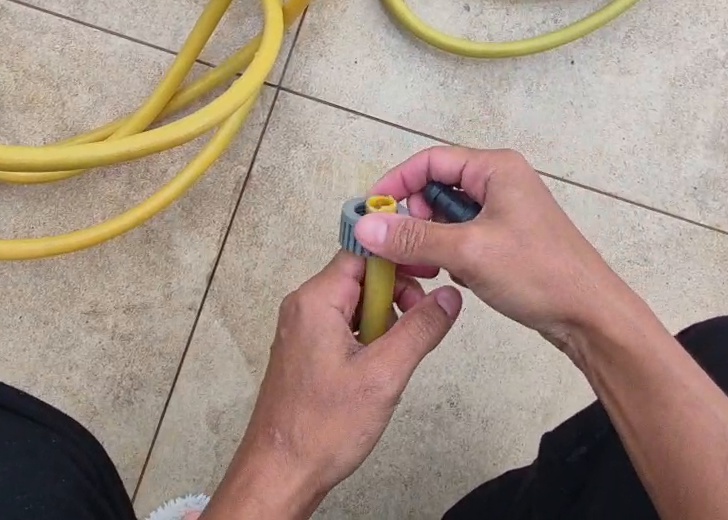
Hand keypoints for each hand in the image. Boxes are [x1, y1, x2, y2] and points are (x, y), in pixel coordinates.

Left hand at [200, 252, 462, 518]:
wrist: (279, 475)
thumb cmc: (321, 429)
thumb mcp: (383, 375)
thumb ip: (420, 329)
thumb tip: (448, 298)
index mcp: (316, 299)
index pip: (363, 252)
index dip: (399, 258)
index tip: (428, 272)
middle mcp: (304, 305)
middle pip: (360, 274)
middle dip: (395, 292)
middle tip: (419, 320)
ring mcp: (302, 327)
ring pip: (354, 300)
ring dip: (383, 316)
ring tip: (397, 352)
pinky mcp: (306, 348)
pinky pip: (343, 321)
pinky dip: (367, 333)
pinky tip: (378, 363)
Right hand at [353, 146, 634, 358]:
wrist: (591, 316)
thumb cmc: (538, 273)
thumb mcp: (469, 252)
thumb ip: (414, 237)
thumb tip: (365, 226)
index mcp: (495, 168)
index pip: (431, 161)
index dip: (397, 182)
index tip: (370, 210)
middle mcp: (500, 181)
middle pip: (437, 187)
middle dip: (413, 217)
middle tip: (398, 248)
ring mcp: (505, 209)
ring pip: (449, 214)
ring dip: (430, 239)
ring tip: (422, 267)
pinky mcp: (507, 236)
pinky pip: (464, 234)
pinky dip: (449, 251)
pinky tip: (450, 276)